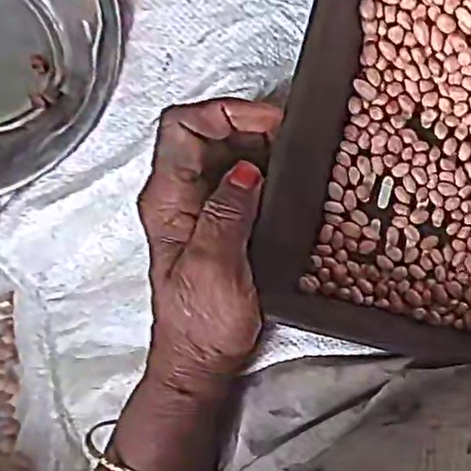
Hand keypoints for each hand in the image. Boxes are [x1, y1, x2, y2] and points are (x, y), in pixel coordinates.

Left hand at [137, 98, 285, 394]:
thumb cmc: (202, 321)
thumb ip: (227, 215)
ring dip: (262, 147)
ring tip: (302, 153)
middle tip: (295, 133)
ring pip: (227, 158)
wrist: (201, 358)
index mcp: (169, 201)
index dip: (226, 112)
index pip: (184, 130)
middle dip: (249, 123)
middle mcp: (182, 199)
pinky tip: (295, 182)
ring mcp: (204, 213)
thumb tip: (248, 171)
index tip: (272, 120)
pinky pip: (244, 187)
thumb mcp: (214, 266)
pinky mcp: (227, 229)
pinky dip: (269, 174)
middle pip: (206, 136)